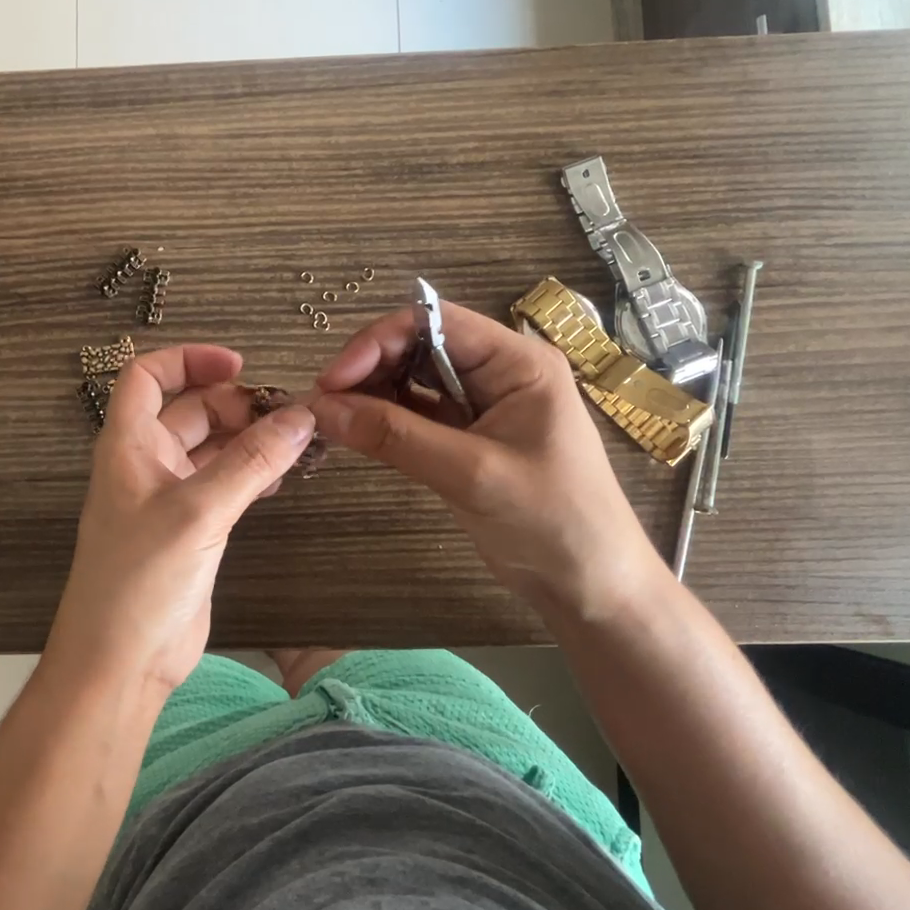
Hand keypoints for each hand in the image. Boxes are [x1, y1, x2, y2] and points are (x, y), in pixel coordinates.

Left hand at [47, 345, 315, 690]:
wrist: (121, 659)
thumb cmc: (141, 579)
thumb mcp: (198, 511)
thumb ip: (251, 462)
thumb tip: (302, 417)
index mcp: (128, 444)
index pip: (146, 377)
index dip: (187, 360)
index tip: (238, 364)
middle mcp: (145, 463)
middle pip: (190, 411)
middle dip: (236, 405)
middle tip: (289, 416)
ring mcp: (168, 498)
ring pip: (212, 449)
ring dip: (251, 440)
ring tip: (299, 442)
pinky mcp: (191, 530)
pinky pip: (223, 485)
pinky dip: (252, 474)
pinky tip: (283, 478)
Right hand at [308, 302, 667, 615]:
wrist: (589, 587)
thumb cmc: (551, 521)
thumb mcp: (470, 473)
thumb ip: (395, 436)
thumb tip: (320, 409)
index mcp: (517, 361)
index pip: (433, 322)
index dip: (376, 342)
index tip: (332, 381)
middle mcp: (496, 372)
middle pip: (416, 346)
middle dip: (366, 369)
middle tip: (321, 406)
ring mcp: (479, 406)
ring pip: (409, 380)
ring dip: (368, 395)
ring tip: (329, 421)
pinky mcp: (463, 439)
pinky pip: (412, 414)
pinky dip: (380, 421)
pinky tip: (353, 433)